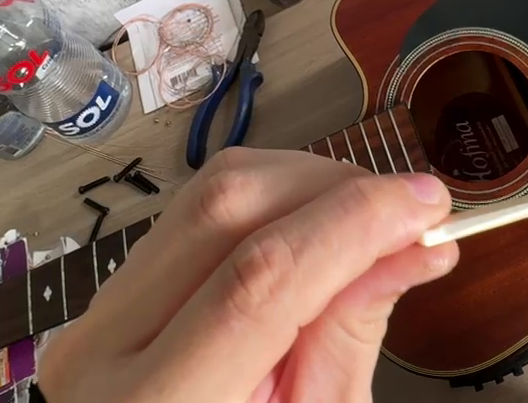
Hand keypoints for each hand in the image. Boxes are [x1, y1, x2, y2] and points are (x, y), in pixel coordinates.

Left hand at [38, 147, 457, 402]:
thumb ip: (350, 336)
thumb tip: (411, 243)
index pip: (259, 279)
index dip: (354, 225)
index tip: (424, 203)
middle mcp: (105, 344)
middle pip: (226, 207)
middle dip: (334, 189)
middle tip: (405, 208)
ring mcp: (102, 305)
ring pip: (212, 189)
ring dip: (307, 182)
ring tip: (367, 216)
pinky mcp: (118, 283)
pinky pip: (200, 205)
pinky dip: (274, 195)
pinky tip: (318, 219)